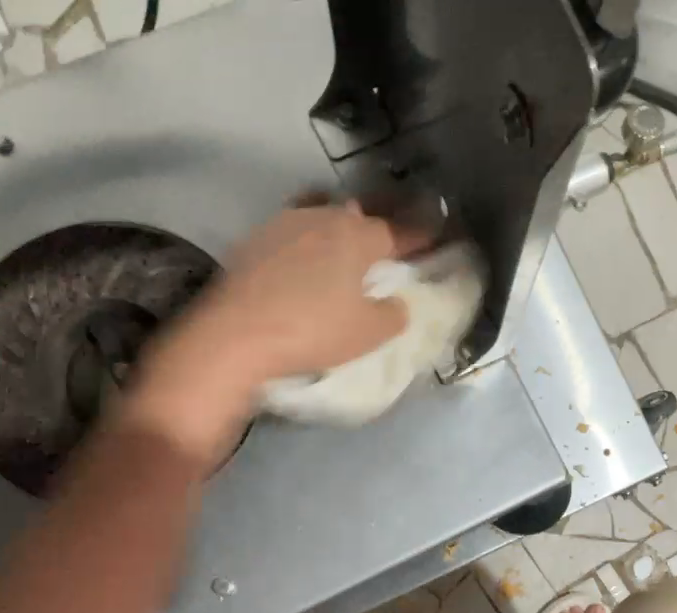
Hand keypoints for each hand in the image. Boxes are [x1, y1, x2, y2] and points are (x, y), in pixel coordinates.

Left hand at [127, 202, 427, 447]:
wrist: (235, 335)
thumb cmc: (313, 331)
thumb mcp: (368, 333)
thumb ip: (392, 315)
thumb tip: (395, 303)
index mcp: (357, 236)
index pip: (400, 230)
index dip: (422, 234)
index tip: (440, 233)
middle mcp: (322, 218)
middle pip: (359, 212)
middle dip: (380, 221)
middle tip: (392, 235)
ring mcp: (284, 224)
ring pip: (322, 213)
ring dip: (339, 224)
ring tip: (347, 239)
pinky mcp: (255, 241)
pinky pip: (294, 231)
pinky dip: (309, 239)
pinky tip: (306, 258)